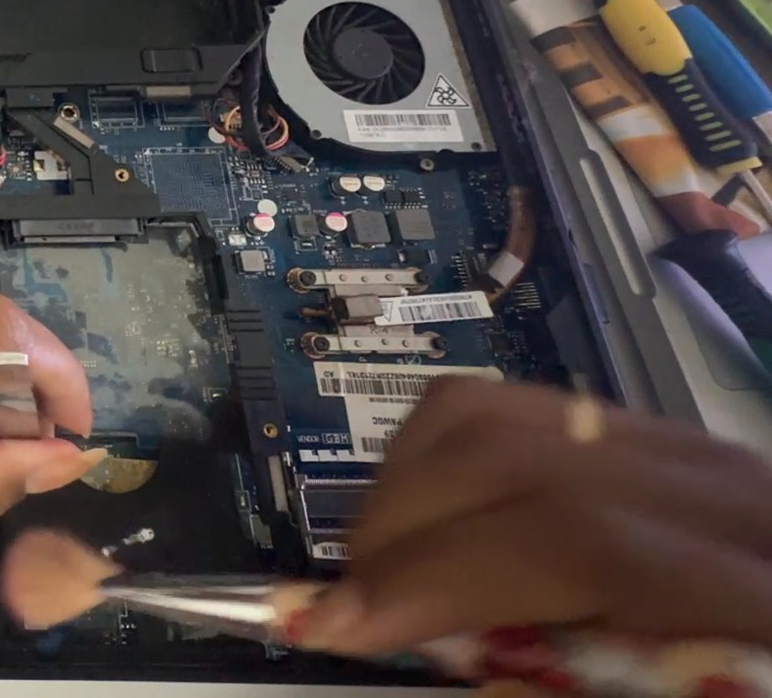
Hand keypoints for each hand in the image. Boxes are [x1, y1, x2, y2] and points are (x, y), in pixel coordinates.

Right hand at [297, 377, 771, 654]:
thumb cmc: (753, 690)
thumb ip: (553, 679)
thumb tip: (394, 634)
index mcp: (769, 588)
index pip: (573, 538)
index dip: (437, 576)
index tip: (345, 624)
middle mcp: (724, 490)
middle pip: (503, 458)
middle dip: (395, 529)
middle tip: (349, 595)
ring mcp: (672, 444)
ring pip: (479, 413)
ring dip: (397, 483)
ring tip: (378, 551)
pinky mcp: (629, 431)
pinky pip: (491, 406)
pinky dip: (424, 450)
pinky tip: (421, 507)